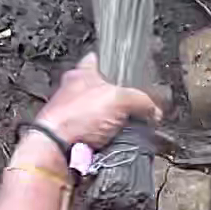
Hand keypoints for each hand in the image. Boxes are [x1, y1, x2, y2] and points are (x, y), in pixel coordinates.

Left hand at [32, 53, 161, 150]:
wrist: (58, 149)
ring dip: (117, 123)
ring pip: (103, 115)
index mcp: (80, 75)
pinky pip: (100, 136)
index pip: (96, 60)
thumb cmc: (77, 116)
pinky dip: (110, 139)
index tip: (123, 67)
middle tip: (136, 106)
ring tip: (129, 128)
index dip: (112, 62)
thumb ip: (142, 101)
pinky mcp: (75, 137)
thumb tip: (153, 110)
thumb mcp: (120, 99)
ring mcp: (74, 116)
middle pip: (104, 91)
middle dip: (121, 100)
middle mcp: (74, 93)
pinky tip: (117, 142)